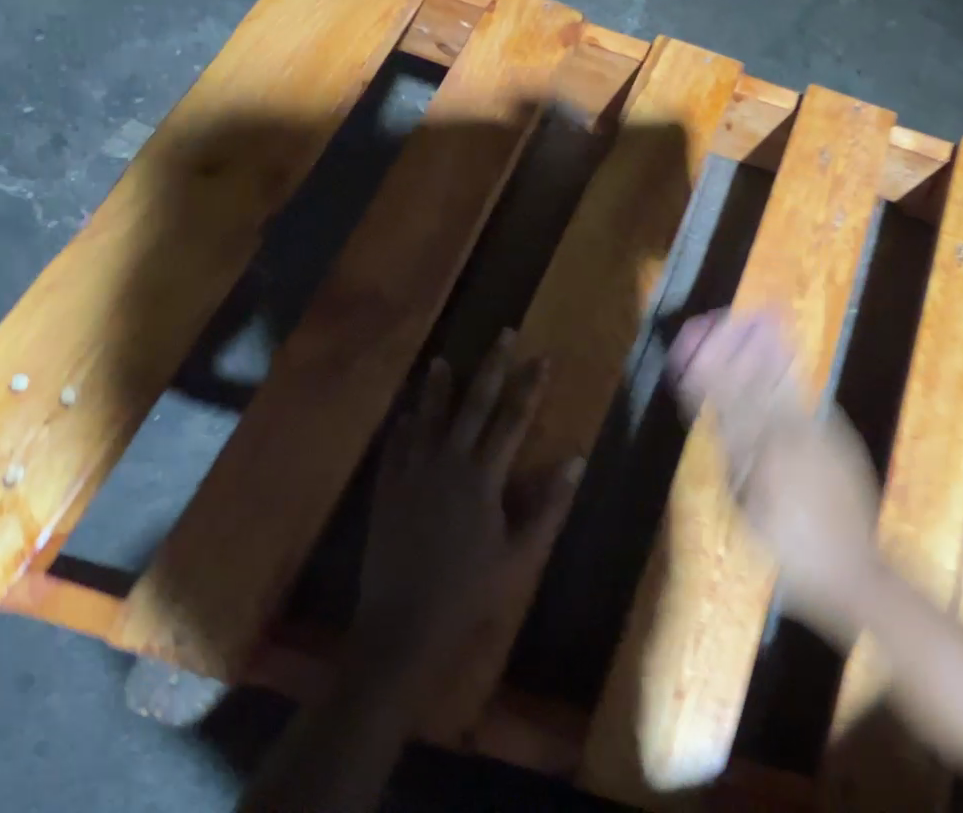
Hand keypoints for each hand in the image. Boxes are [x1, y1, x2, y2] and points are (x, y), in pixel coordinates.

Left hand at [355, 331, 582, 674]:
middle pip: (471, 407)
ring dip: (438, 389)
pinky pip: (395, 449)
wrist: (402, 628)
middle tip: (502, 335)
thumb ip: (549, 506)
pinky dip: (404, 427)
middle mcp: (445, 466)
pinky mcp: (386, 494)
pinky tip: (407, 414)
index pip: (511, 420)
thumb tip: (576, 460)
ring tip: (442, 360)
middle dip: (490, 368)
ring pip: (427, 421)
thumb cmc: (470, 592)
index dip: (529, 387)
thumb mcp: (521, 554)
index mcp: (482, 479)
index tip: (542, 357)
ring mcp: (410, 478)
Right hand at [668, 311, 883, 624]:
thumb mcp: (750, 513)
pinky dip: (792, 370)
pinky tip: (786, 352)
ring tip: (763, 316)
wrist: (852, 567)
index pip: (727, 403)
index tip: (693, 344)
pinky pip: (805, 397)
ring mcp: (819, 432)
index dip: (708, 371)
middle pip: (757, 383)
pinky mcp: (837, 437)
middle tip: (724, 317)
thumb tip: (726, 424)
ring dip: (769, 349)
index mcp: (764, 453)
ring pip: (786, 383)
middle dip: (737, 348)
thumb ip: (738, 463)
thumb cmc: (792, 551)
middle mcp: (792, 433)